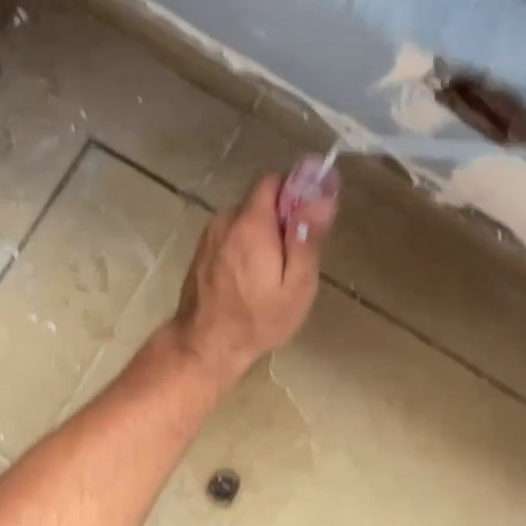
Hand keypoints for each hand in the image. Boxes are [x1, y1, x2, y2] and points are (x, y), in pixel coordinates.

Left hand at [169, 161, 340, 382]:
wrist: (204, 345)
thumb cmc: (258, 319)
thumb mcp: (296, 284)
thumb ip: (307, 236)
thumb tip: (323, 193)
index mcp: (251, 222)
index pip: (273, 179)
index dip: (296, 189)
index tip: (311, 213)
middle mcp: (226, 219)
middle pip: (260, 199)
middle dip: (282, 216)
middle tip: (297, 252)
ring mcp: (210, 234)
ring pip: (246, 217)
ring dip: (263, 232)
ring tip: (275, 271)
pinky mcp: (202, 249)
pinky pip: (231, 233)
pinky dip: (246, 243)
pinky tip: (252, 276)